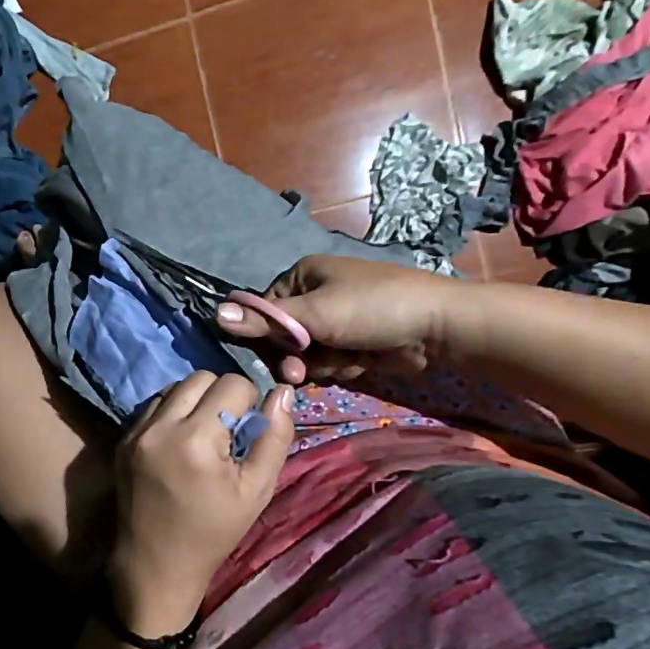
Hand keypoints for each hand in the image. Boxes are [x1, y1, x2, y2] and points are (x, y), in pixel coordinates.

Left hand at [109, 372, 294, 635]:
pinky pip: (154, 406)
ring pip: (175, 387)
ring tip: (204, 435)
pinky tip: (180, 443)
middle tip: (228, 430)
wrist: (155, 566)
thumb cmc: (213, 532)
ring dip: (195, 401)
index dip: (250, 401)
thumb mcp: (257, 490)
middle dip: (222, 395)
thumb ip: (274, 438)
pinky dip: (172, 413)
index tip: (248, 430)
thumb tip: (284, 391)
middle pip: (201, 377)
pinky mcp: (123, 440)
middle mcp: (160, 427)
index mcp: (196, 439)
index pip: (232, 383)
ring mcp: (135, 433)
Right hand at [215, 255, 469, 383]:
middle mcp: (314, 296)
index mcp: (301, 276)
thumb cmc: (372, 308)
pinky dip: (342, 367)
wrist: (434, 326)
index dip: (268, 340)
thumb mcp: (315, 315)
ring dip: (323, 365)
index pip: (264, 313)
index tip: (281, 358)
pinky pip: (330, 363)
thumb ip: (266, 321)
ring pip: (307, 356)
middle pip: (283, 339)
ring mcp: (334, 321)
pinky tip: (361, 362)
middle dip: (298, 358)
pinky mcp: (351, 343)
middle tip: (307, 371)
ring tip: (347, 360)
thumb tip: (215, 313)